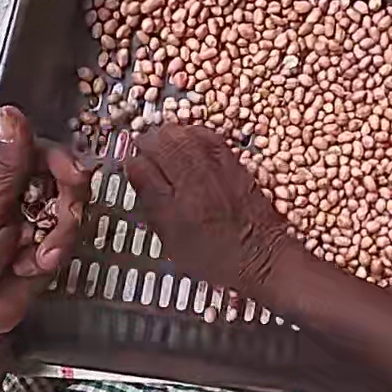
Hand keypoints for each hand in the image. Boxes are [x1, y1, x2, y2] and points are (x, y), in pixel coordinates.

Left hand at [0, 106, 91, 366]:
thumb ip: (6, 164)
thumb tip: (12, 113)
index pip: (33, 150)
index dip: (57, 159)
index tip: (74, 173)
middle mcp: (13, 195)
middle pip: (60, 177)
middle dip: (66, 198)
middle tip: (63, 215)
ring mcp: (32, 222)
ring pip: (71, 207)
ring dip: (60, 231)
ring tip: (39, 252)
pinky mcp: (47, 248)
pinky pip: (69, 238)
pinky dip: (56, 252)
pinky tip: (35, 265)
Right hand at [123, 124, 298, 299]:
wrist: (260, 257)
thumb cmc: (212, 256)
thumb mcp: (171, 237)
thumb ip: (151, 200)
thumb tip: (134, 168)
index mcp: (173, 201)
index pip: (142, 164)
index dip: (133, 160)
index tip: (131, 164)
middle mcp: (194, 178)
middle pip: (164, 141)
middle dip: (149, 141)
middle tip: (144, 151)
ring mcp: (217, 167)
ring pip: (186, 134)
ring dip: (171, 135)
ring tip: (164, 146)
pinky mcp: (235, 163)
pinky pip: (210, 137)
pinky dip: (195, 134)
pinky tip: (190, 143)